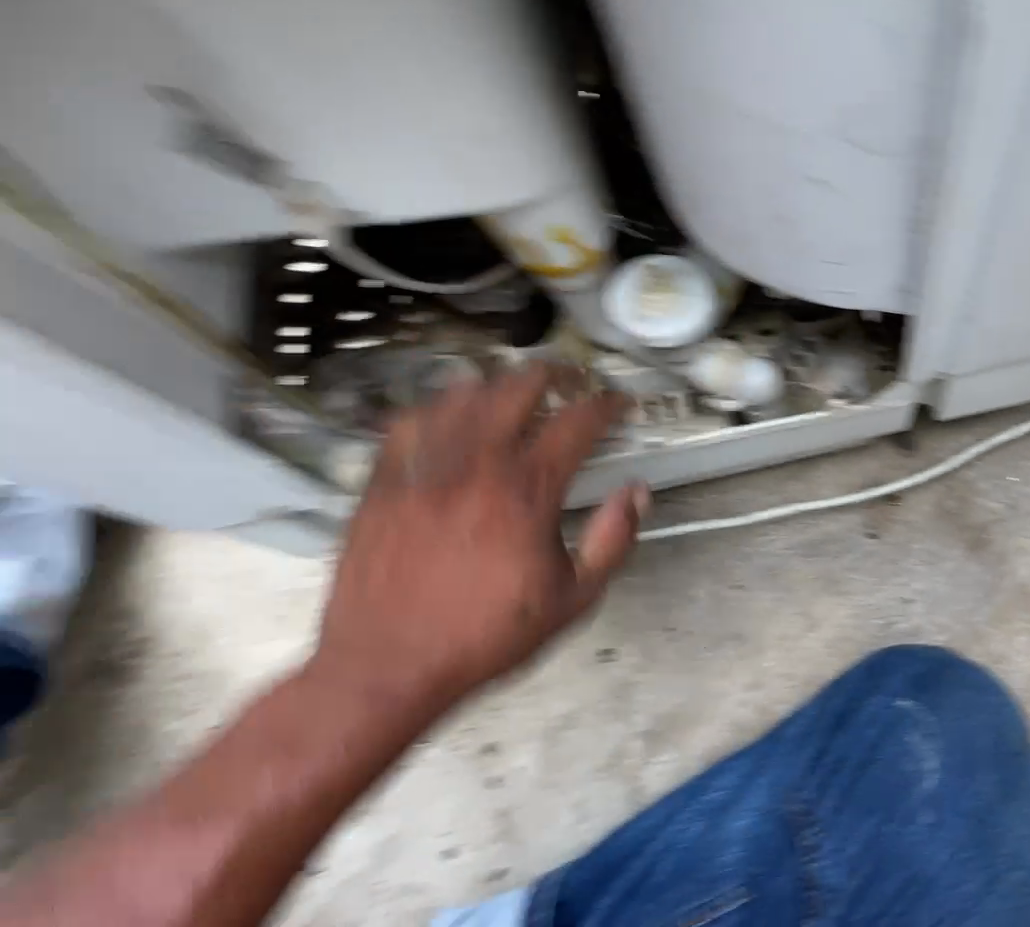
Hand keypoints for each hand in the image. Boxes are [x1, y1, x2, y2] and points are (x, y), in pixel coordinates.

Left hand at [309, 365, 647, 710]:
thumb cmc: (488, 635)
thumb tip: (637, 491)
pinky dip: (436, 407)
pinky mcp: (380, 483)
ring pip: (461, 396)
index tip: (621, 403)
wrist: (386, 668)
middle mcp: (476, 466)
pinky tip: (448, 415)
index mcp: (528, 490)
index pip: (578, 421)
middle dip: (554, 374)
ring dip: (497, 383)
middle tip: (571, 379)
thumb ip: (614, 539)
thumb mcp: (575, 599)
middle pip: (517, 388)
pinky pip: (408, 423)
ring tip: (515, 388)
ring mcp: (422, 470)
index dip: (607, 403)